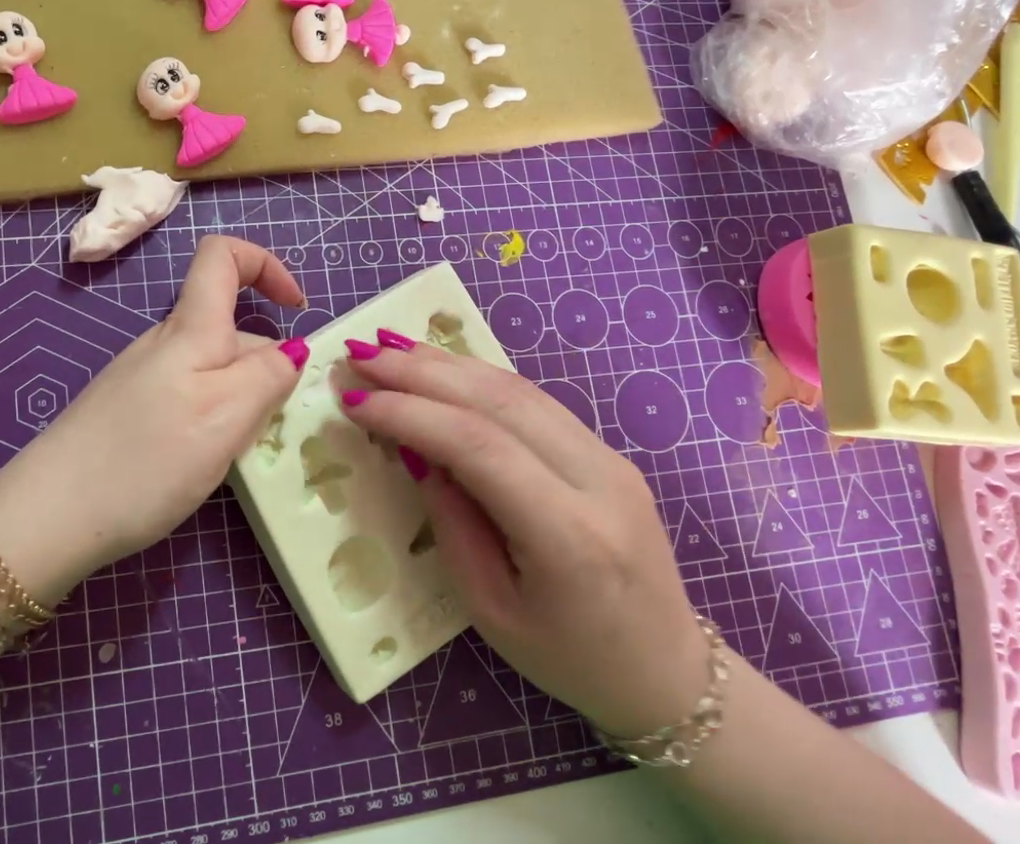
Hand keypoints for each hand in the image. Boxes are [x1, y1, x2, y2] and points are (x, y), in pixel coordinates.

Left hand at [0, 237, 307, 574]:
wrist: (50, 515)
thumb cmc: (145, 461)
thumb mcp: (224, 416)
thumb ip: (266, 376)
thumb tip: (292, 349)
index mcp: (188, 330)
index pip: (221, 256)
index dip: (265, 265)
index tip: (295, 309)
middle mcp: (162, 344)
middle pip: (227, 327)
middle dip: (264, 365)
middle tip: (271, 426)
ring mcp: (141, 379)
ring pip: (210, 370)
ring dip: (240, 400)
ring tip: (235, 455)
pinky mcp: (127, 412)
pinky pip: (186, 398)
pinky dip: (210, 421)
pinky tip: (200, 465)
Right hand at [338, 335, 706, 737]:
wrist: (665, 670)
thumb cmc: (568, 659)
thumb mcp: (490, 608)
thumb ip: (452, 522)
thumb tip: (415, 450)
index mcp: (569, 535)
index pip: (479, 447)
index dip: (411, 414)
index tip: (354, 400)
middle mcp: (599, 480)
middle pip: (499, 402)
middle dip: (421, 372)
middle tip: (361, 353)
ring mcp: (611, 458)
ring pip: (519, 389)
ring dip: (448, 364)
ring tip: (389, 349)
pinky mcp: (608, 452)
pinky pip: (536, 402)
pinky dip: (480, 378)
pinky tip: (442, 367)